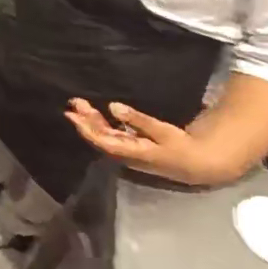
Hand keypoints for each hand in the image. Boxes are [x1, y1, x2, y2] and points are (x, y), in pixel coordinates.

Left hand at [66, 98, 229, 185]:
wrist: (196, 166)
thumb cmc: (180, 147)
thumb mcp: (162, 131)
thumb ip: (137, 119)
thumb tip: (113, 106)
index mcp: (129, 151)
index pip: (100, 139)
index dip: (85, 127)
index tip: (71, 114)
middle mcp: (124, 154)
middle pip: (99, 136)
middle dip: (86, 120)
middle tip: (74, 102)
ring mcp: (127, 152)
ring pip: (105, 136)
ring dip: (93, 121)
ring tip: (82, 106)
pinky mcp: (133, 149)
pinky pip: (113, 136)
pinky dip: (104, 125)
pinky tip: (99, 115)